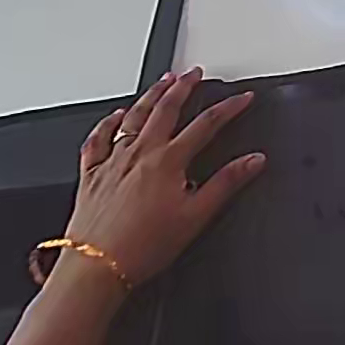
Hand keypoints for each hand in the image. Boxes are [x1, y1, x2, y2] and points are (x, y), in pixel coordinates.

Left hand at [66, 68, 264, 289]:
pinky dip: (106, 124)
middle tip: (195, 73)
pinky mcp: (91, 175)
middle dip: (184, 86)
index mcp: (168, 161)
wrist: (94, 271)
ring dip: (151, 94)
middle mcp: (140, 153)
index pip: (207, 123)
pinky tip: (114, 116)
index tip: (242, 98)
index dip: (229, 107)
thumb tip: (253, 161)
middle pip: (166, 108)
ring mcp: (113, 161)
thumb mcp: (196, 216)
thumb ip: (227, 183)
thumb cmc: (142, 247)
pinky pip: (97, 140)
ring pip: (134, 116)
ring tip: (163, 80)